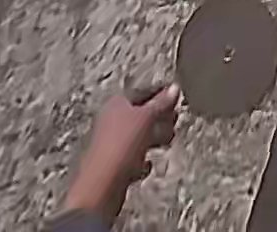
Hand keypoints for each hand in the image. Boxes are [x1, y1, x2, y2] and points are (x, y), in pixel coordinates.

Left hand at [61, 84, 181, 223]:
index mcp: (116, 103)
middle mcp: (111, 120)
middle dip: (159, 118)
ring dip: (154, 138)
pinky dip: (141, 161)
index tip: (176, 97)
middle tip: (175, 120)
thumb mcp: (146, 118)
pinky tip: (147, 165)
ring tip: (169, 140)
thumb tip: (175, 88)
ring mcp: (112, 144)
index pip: (142, 92)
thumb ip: (161, 103)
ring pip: (138, 137)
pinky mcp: (113, 167)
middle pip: (140, 115)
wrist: (101, 187)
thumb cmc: (121, 145)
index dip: (159, 94)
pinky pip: (132, 159)